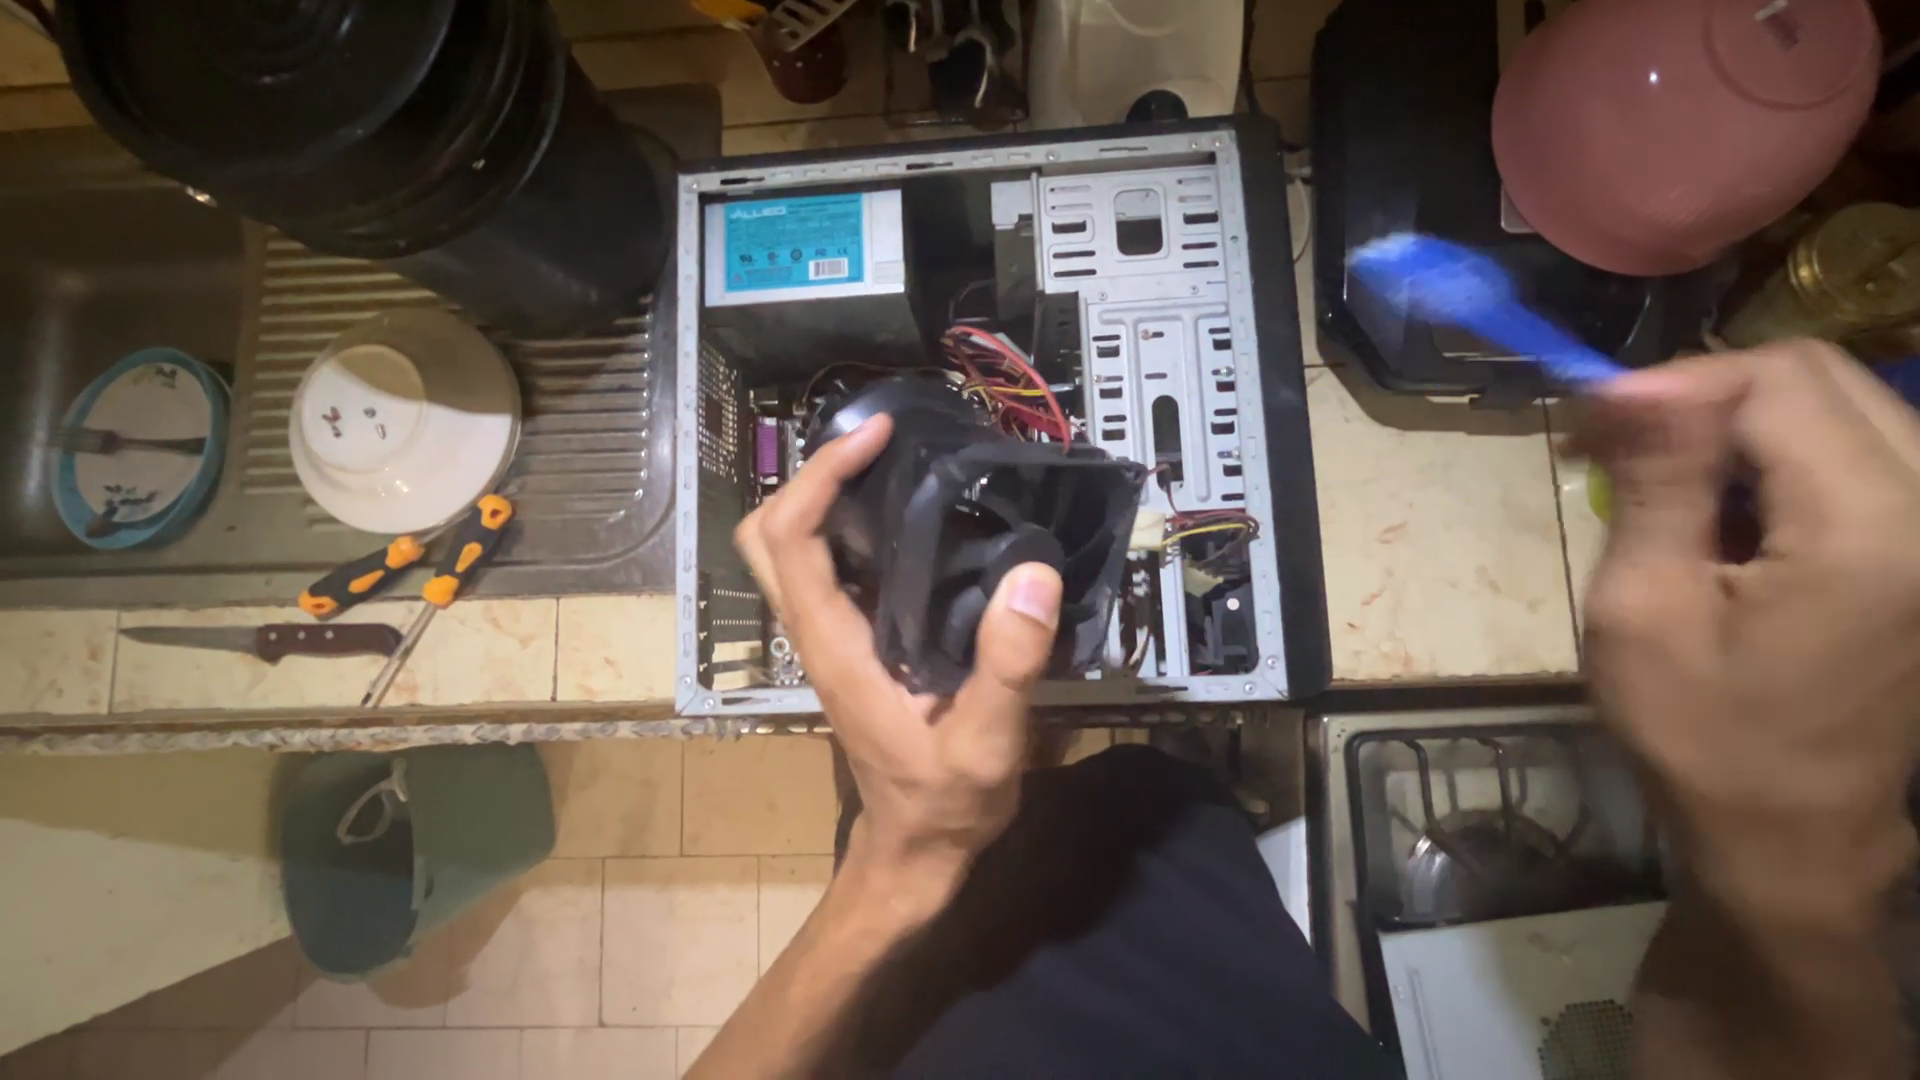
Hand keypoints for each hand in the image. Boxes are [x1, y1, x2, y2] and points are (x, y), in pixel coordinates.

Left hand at [733, 414, 1063, 911]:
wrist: (916, 850)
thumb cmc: (942, 806)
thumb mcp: (986, 744)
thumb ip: (1006, 667)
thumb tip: (1032, 576)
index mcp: (834, 645)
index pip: (790, 539)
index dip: (820, 475)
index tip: (876, 437)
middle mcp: (819, 632)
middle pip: (770, 535)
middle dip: (810, 477)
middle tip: (876, 448)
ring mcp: (831, 638)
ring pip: (793, 551)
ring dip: (826, 498)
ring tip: (894, 466)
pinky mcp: (854, 645)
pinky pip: (830, 571)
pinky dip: (849, 530)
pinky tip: (910, 520)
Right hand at [1579, 341, 1919, 907]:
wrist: (1786, 822)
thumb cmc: (1692, 724)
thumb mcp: (1641, 604)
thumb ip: (1657, 484)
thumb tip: (1639, 384)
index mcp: (1869, 529)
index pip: (1779, 383)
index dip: (1673, 385)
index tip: (1586, 425)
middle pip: (1822, 379)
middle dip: (1702, 395)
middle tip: (1608, 446)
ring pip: (1842, 408)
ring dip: (1733, 425)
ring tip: (1649, 476)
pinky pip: (1859, 454)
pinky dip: (1772, 458)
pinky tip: (1713, 507)